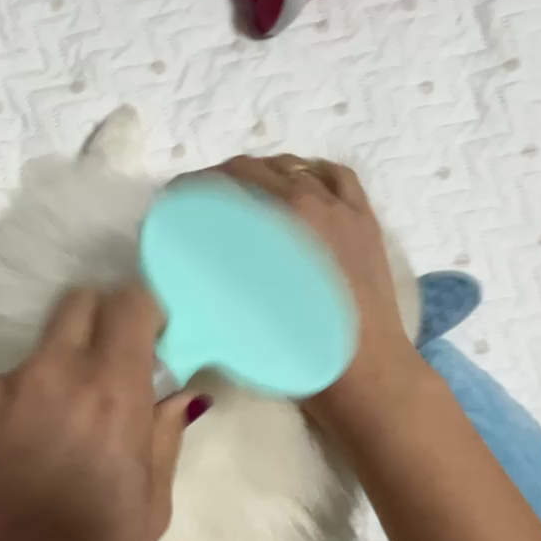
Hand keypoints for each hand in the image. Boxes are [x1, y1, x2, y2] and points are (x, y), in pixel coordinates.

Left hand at [0, 285, 203, 540]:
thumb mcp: (149, 510)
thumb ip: (162, 438)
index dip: (144, 312)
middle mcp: (44, 376)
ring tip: (52, 451)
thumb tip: (176, 396)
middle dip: (98, 324)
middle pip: (74, 306)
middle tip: (108, 376)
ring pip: (31, 362)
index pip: (128, 303)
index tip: (151, 340)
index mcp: (107, 392)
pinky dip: (12, 419)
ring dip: (50, 384)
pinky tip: (12, 473)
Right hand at [188, 155, 428, 428]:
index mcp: (278, 221)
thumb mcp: (243, 319)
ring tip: (249, 193)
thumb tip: (192, 274)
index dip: (195, 186)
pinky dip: (314, 171)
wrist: (363, 373)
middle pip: (258, 170)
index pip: (226, 181)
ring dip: (266, 173)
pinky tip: (303, 186)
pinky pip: (337, 177)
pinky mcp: (365, 222)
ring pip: (297, 167)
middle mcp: (310, 202)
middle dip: (225, 178)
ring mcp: (342, 209)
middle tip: (204, 201)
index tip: (175, 199)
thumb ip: (218, 283)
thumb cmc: (298, 355)